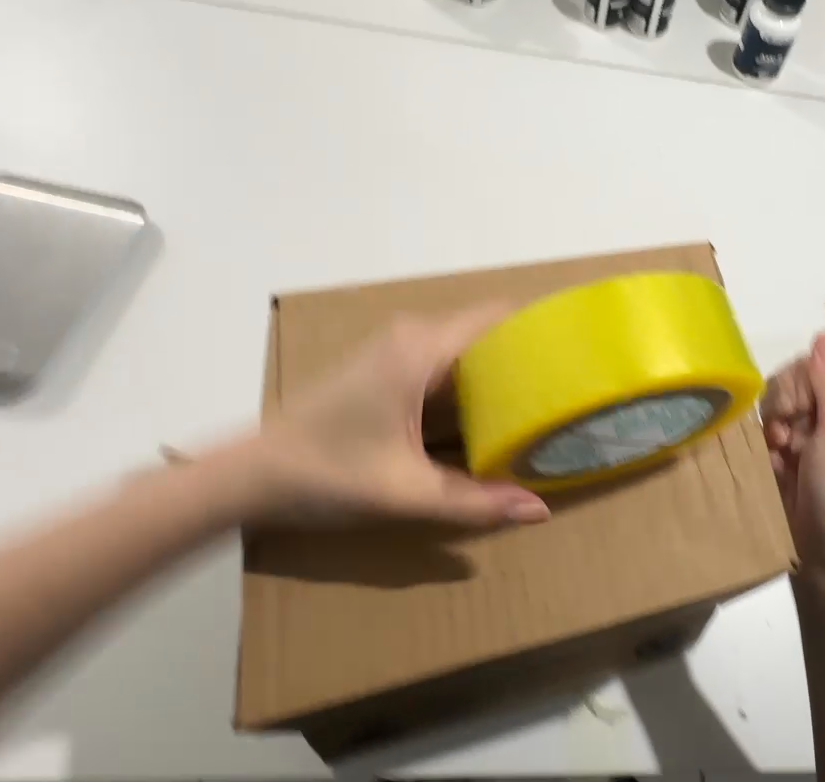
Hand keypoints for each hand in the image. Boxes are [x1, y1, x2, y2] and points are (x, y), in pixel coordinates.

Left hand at [225, 307, 550, 528]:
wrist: (249, 475)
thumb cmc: (325, 473)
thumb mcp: (405, 492)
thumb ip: (475, 501)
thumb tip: (539, 509)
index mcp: (421, 349)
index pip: (496, 316)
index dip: (538, 328)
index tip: (575, 351)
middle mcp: (411, 336)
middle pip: (486, 329)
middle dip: (526, 353)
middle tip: (567, 385)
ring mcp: (395, 348)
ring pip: (465, 345)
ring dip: (499, 368)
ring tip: (541, 398)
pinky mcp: (384, 367)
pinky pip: (445, 359)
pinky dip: (473, 378)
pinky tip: (491, 411)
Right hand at [761, 333, 824, 577]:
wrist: (823, 552)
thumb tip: (823, 334)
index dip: (807, 377)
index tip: (800, 405)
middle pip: (798, 379)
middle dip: (787, 402)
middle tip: (788, 432)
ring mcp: (809, 435)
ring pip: (779, 402)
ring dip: (775, 424)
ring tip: (781, 451)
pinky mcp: (786, 453)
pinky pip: (767, 429)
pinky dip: (767, 444)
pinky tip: (773, 464)